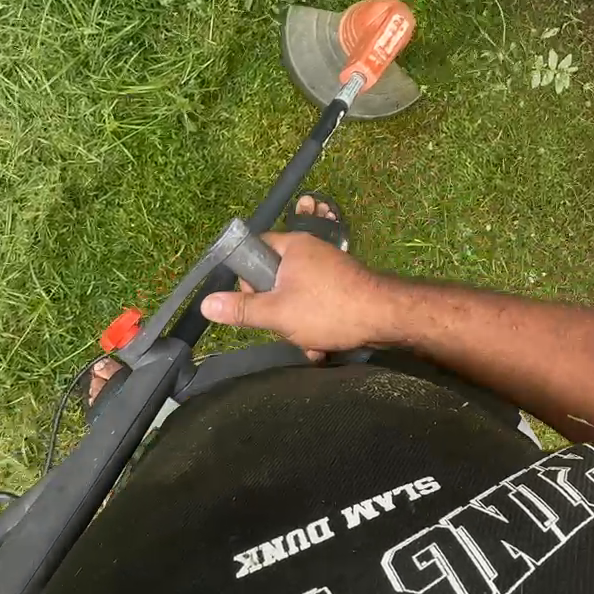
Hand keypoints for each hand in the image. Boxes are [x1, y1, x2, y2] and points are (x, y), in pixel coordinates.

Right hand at [201, 231, 399, 351]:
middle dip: (276, 311)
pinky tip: (323, 346)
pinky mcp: (343, 288)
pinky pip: (317, 306)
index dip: (246, 277)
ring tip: (309, 343)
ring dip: (298, 326)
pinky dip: (317, 327)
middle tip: (283, 326)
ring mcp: (329, 271)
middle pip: (275, 280)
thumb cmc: (328, 309)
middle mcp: (311, 252)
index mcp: (293, 246)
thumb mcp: (277, 312)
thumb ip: (242, 308)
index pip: (255, 250)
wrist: (386, 317)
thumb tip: (206, 303)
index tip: (250, 301)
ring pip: (296, 299)